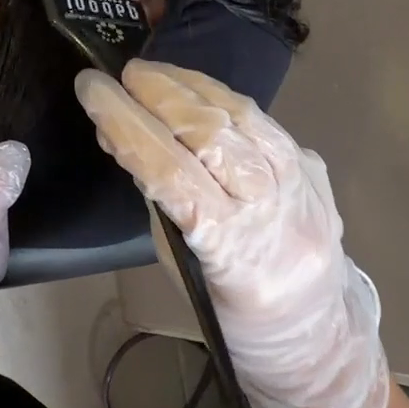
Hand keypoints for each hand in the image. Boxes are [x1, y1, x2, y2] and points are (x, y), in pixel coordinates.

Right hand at [76, 62, 391, 407]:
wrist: (317, 334)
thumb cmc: (231, 310)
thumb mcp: (180, 264)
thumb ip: (157, 196)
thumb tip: (122, 134)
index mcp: (231, 250)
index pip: (169, 171)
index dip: (126, 123)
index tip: (91, 88)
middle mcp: (271, 211)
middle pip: (210, 134)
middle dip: (159, 94)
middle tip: (124, 73)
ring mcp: (301, 185)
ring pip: (241, 115)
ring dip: (190, 85)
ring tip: (153, 73)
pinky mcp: (315, 166)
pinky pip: (262, 119)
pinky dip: (222, 98)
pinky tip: (196, 90)